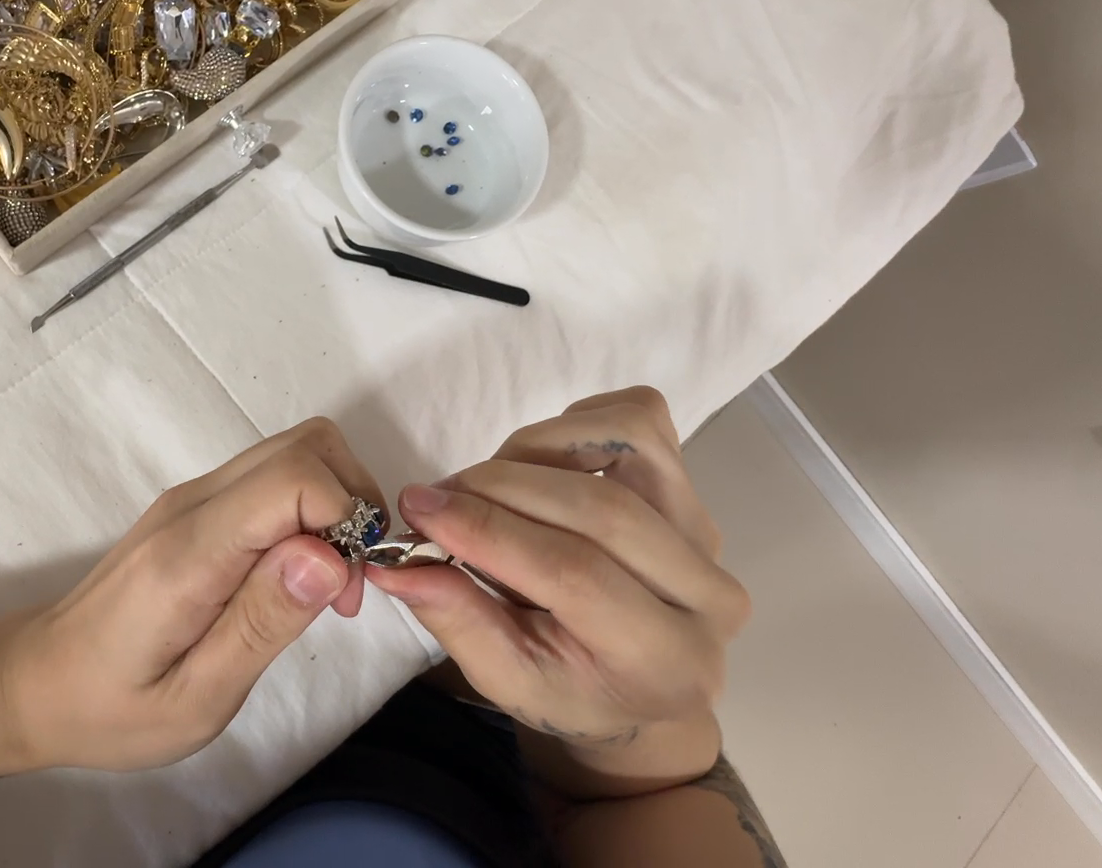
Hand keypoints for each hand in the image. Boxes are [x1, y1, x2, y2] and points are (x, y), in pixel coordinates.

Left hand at [2, 417, 380, 771]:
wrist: (41, 677)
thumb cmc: (112, 706)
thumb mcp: (196, 700)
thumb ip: (263, 623)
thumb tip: (329, 556)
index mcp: (190, 550)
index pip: (292, 476)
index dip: (343, 517)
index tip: (346, 591)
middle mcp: (194, 501)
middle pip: (306, 445)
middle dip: (351, 502)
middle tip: (346, 585)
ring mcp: (193, 494)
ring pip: (295, 451)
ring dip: (335, 503)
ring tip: (326, 583)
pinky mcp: (197, 503)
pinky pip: (274, 476)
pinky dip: (310, 508)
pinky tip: (296, 573)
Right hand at [367, 387, 748, 751]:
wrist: (643, 675)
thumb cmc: (571, 685)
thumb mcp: (505, 677)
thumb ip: (455, 619)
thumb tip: (393, 565)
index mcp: (666, 658)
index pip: (576, 574)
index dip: (489, 530)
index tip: (417, 507)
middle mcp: (707, 591)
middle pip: (599, 508)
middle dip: (497, 487)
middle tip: (433, 495)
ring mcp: (706, 527)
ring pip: (626, 443)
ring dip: (534, 451)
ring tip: (487, 486)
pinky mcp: (693, 482)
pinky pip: (638, 416)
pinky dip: (573, 424)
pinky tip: (538, 462)